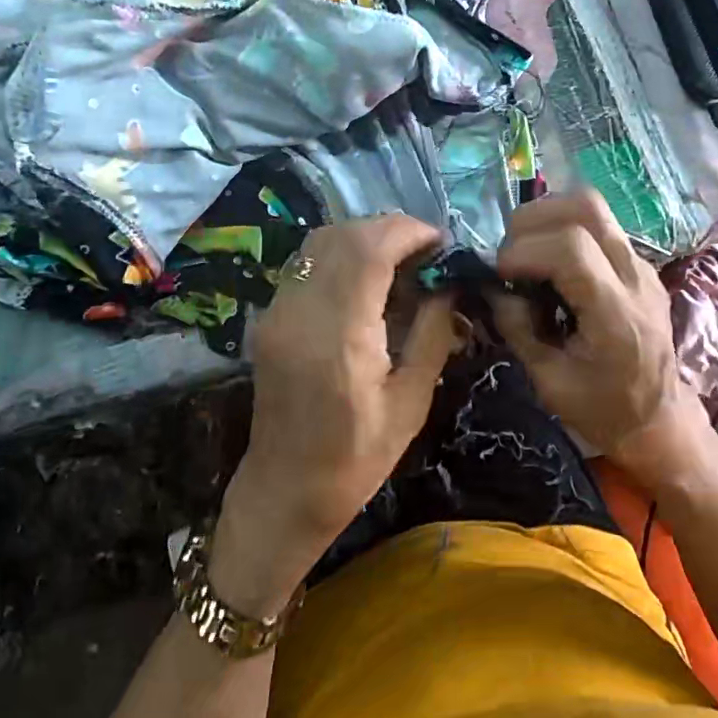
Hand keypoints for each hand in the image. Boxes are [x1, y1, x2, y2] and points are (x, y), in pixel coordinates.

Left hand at [214, 215, 457, 613]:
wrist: (286, 488)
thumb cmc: (357, 457)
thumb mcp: (410, 401)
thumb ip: (432, 333)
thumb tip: (449, 284)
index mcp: (340, 336)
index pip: (369, 249)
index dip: (407, 232)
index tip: (439, 241)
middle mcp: (300, 311)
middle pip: (341, 235)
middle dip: (387, 229)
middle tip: (424, 250)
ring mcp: (277, 312)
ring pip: (318, 243)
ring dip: (361, 238)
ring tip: (398, 260)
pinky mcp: (268, 317)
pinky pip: (305, 264)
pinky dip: (338, 255)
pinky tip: (364, 279)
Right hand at [489, 191, 696, 460]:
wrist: (660, 422)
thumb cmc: (603, 410)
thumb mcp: (548, 381)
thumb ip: (517, 327)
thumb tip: (491, 287)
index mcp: (616, 314)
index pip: (570, 248)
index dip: (523, 251)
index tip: (499, 276)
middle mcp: (635, 277)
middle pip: (585, 207)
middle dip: (532, 220)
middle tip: (509, 255)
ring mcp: (641, 265)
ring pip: (592, 205)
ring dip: (547, 216)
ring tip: (524, 250)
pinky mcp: (637, 264)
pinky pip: (597, 224)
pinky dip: (561, 227)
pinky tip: (547, 262)